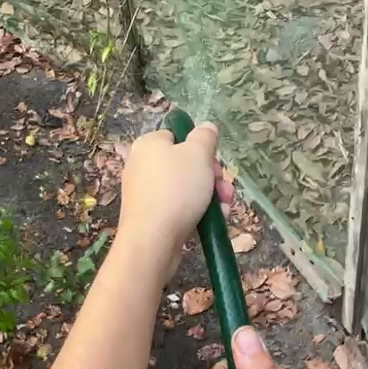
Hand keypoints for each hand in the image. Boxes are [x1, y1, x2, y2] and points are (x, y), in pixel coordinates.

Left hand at [116, 122, 232, 271]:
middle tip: (224, 190)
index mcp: (149, 144)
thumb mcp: (198, 154)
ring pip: (186, 188)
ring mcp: (145, 193)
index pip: (178, 136)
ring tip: (224, 209)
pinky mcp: (151, 217)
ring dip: (210, 196)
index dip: (200, 149)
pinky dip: (197, 212)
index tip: (214, 163)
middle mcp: (142, 166)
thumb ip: (205, 137)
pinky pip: (179, 208)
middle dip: (212, 177)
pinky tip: (213, 221)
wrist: (153, 240)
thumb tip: (206, 128)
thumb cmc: (176, 190)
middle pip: (186, 164)